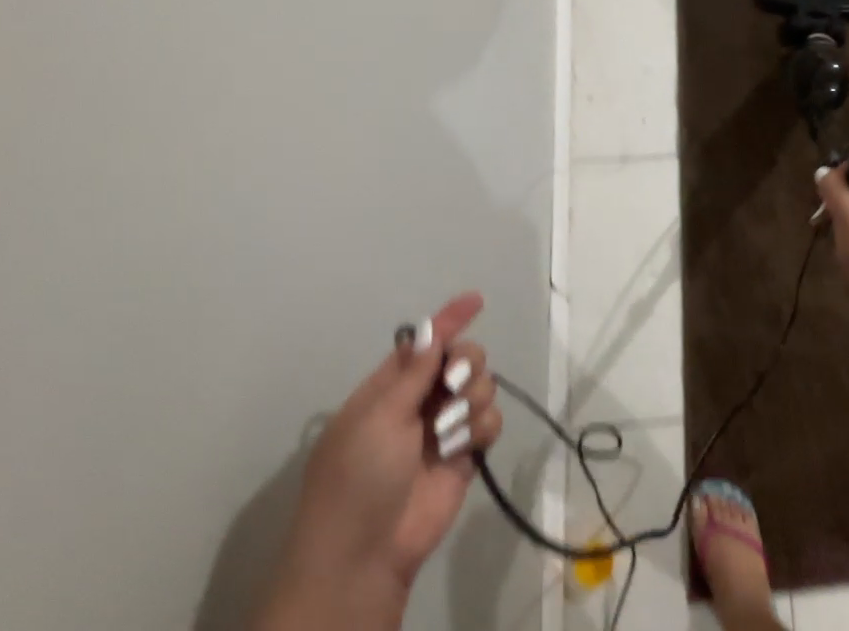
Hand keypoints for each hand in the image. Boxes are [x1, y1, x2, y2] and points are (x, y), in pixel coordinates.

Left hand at [258, 293, 503, 630]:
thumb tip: (430, 329)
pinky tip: (462, 448)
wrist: (367, 549)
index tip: (476, 300)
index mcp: (388, 388)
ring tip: (447, 434)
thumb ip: (413, 372)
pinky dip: (480, 430)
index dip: (449, 320)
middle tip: (453, 385)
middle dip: (465, 365)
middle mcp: (418, 402)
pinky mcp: (465, 454)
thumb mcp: (378, 417)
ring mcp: (443, 428)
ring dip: (470, 403)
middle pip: (461, 360)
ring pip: (481, 389)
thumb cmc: (359, 476)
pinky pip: (490, 422)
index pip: (423, 344)